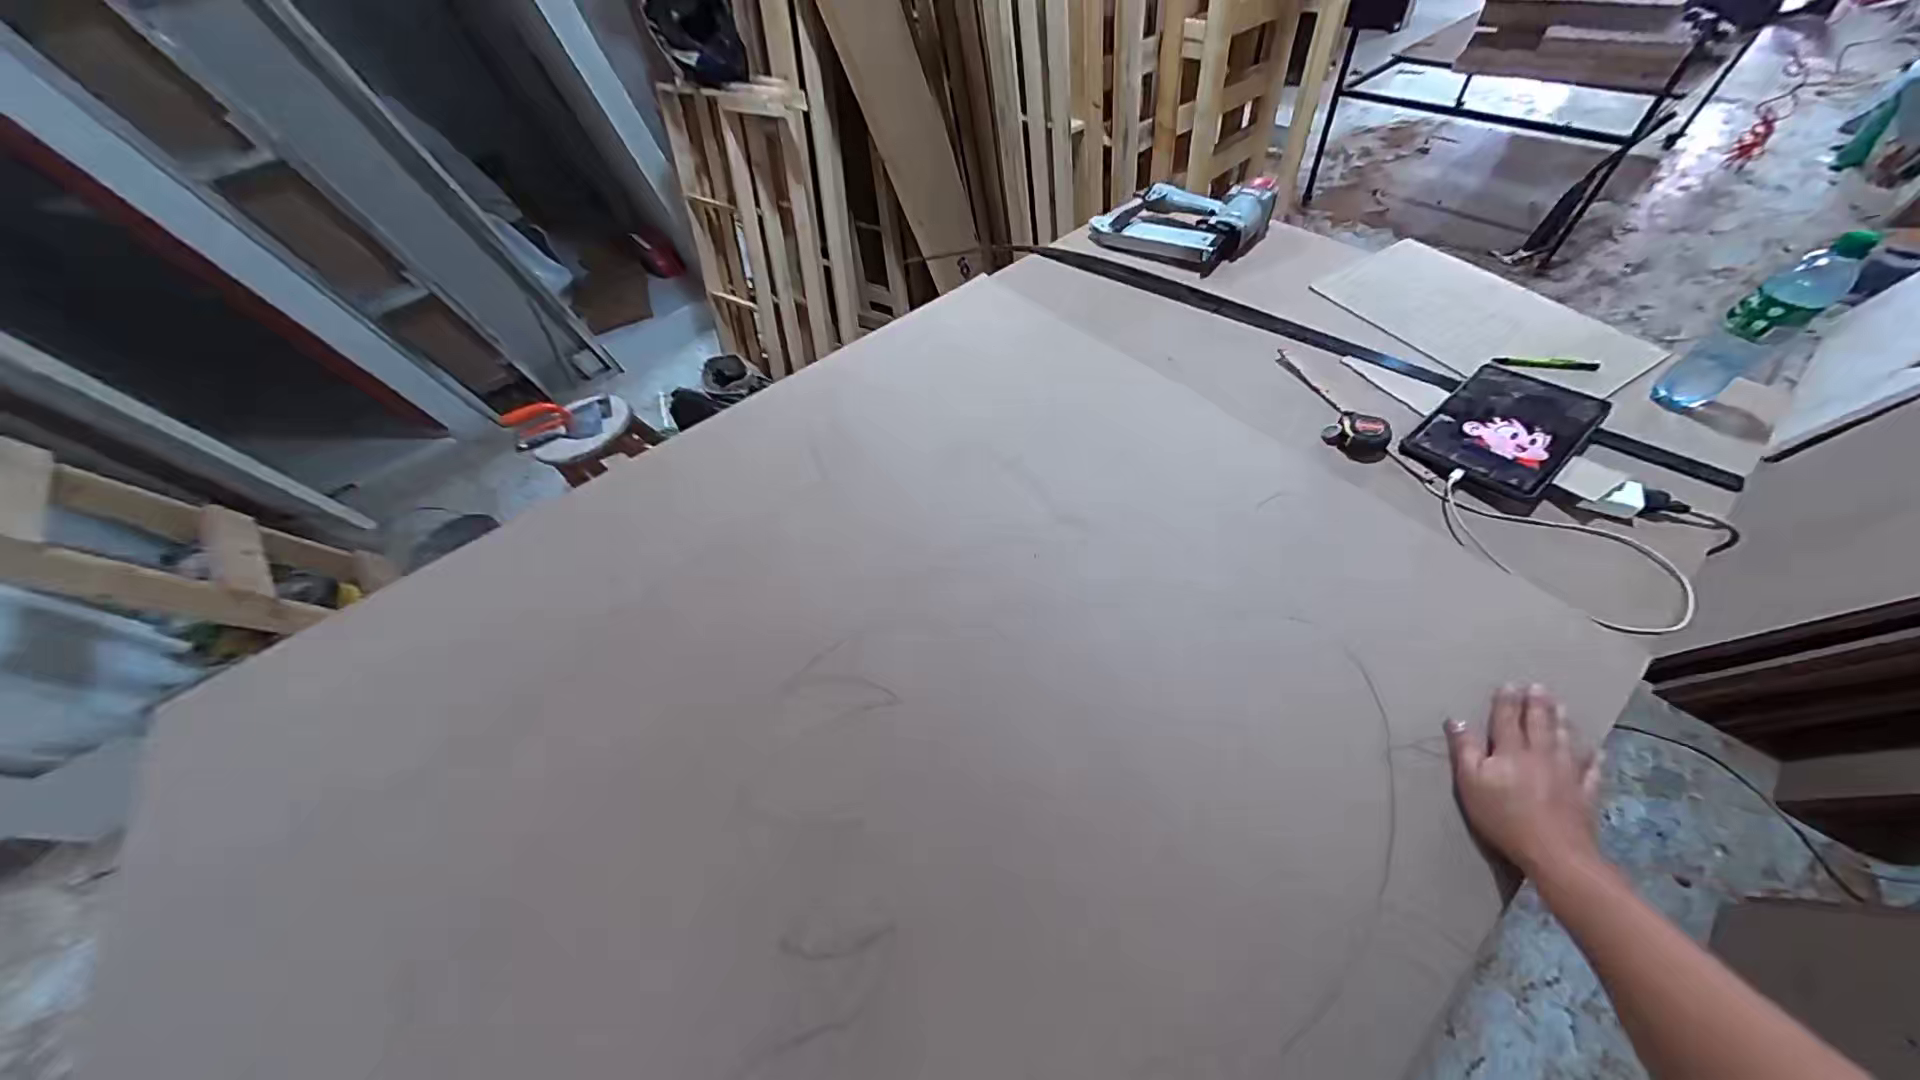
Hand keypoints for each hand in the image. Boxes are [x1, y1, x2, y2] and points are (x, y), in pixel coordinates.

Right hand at [1444, 683, 1603, 878]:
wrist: (1554, 852)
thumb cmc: (1502, 816)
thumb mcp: (1470, 783)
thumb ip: (1465, 750)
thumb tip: (1457, 721)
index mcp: (1509, 752)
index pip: (1506, 720)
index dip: (1506, 702)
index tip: (1509, 685)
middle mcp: (1540, 756)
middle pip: (1538, 725)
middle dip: (1537, 705)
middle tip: (1539, 687)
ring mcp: (1567, 774)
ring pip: (1564, 741)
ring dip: (1562, 721)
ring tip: (1561, 705)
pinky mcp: (1584, 794)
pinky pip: (1591, 769)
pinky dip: (1593, 757)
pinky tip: (1596, 749)